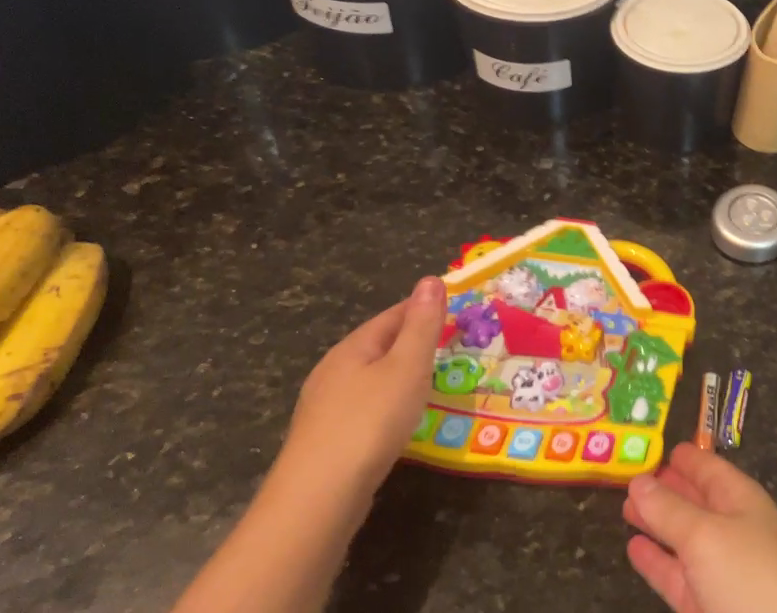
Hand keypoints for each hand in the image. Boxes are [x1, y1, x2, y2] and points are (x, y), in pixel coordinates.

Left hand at [282, 276, 445, 496]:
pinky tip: (400, 419)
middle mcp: (332, 372)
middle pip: (379, 345)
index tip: (458, 310)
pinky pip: (364, 407)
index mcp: (352, 348)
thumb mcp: (407, 367)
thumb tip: (430, 279)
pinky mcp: (326, 439)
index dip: (425, 309)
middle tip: (453, 345)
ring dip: (401, 374)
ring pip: (371, 378)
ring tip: (432, 381)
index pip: (393, 315)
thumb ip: (422, 325)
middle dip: (413, 341)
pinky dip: (388, 403)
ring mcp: (325, 407)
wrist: (318, 498)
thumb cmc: (370, 422)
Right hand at [624, 444, 776, 612]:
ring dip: (656, 521)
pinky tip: (634, 548)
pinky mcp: (707, 603)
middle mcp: (731, 527)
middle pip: (695, 499)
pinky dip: (655, 560)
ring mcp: (720, 568)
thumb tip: (638, 480)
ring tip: (625, 507)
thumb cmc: (751, 576)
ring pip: (683, 536)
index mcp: (740, 499)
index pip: (709, 467)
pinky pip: (675, 573)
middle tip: (630, 476)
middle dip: (666, 487)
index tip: (654, 445)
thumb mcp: (706, 536)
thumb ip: (670, 510)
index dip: (685, 457)